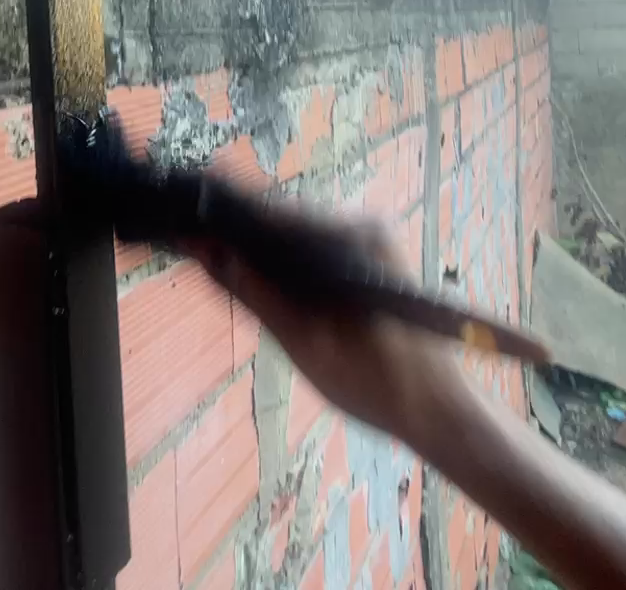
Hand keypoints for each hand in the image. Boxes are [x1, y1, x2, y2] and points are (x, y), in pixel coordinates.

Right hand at [187, 219, 473, 451]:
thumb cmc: (376, 384)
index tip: (183, 226)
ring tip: (217, 263)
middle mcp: (361, 222)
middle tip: (194, 251)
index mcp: (353, 235)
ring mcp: (365, 237)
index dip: (225, 221)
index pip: (272, 213)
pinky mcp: (364, 255)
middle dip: (240, 238)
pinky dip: (282, 263)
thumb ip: (251, 290)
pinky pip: (311, 248)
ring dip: (260, 252)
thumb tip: (201, 248)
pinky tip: (258, 277)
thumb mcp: (301, 340)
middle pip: (282, 220)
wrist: (442, 413)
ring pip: (294, 234)